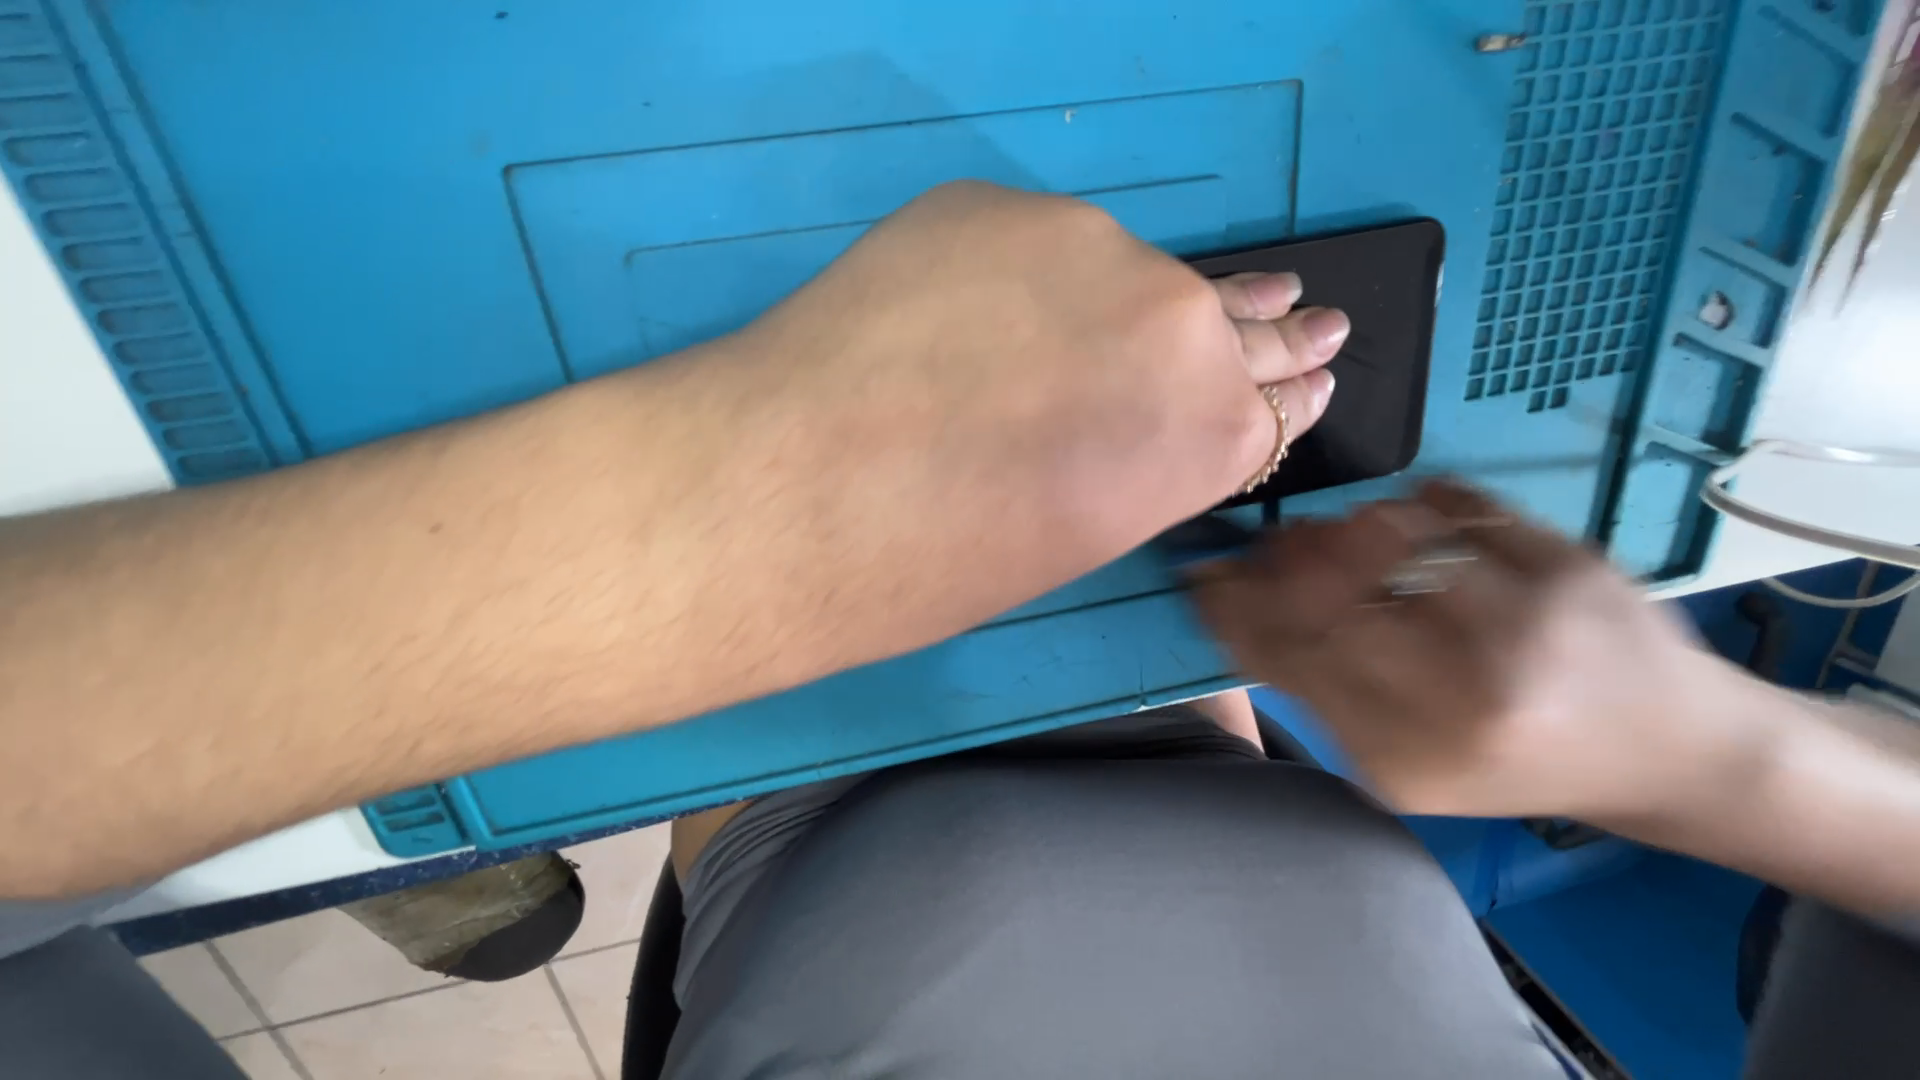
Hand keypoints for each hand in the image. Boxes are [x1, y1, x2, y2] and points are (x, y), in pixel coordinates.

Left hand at [715, 180, 1344, 655]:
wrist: (801, 489)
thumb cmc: (934, 566)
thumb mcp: (1066, 539)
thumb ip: (1127, 465)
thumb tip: (1119, 418)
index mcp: (1208, 433)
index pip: (1277, 398)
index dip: (1290, 385)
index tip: (1310, 366)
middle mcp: (1176, 322)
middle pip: (1234, 315)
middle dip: (1267, 323)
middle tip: (1300, 312)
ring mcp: (1086, 246)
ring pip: (1119, 272)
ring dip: (1119, 300)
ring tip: (1135, 307)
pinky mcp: (992, 207)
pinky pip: (1023, 248)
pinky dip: (1012, 280)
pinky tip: (979, 317)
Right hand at [1195, 482, 1754, 822]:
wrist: (1672, 751)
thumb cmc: (1512, 761)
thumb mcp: (1401, 757)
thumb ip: (1317, 689)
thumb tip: (1236, 604)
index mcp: (1417, 753)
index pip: (1290, 657)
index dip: (1236, 606)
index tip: (1206, 577)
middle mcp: (1474, 691)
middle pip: (1331, 592)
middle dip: (1281, 559)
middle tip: (1267, 547)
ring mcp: (1531, 622)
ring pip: (1386, 537)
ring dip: (1342, 527)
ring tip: (1337, 536)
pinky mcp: (1573, 563)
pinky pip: (1452, 504)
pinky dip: (1413, 502)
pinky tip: (1407, 521)